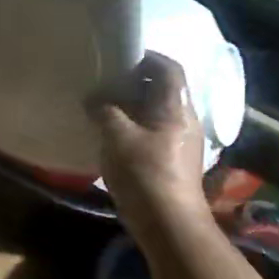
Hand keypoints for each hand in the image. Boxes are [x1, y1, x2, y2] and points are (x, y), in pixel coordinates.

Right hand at [93, 51, 207, 215]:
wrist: (168, 223)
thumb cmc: (144, 173)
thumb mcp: (116, 136)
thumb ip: (104, 110)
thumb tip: (94, 98)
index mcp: (176, 108)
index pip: (169, 69)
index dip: (148, 57)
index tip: (121, 55)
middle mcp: (185, 120)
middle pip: (164, 89)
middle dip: (137, 81)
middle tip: (106, 79)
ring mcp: (182, 142)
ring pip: (157, 111)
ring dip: (133, 105)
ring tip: (104, 105)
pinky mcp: (173, 161)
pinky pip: (154, 131)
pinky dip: (135, 125)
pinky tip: (112, 134)